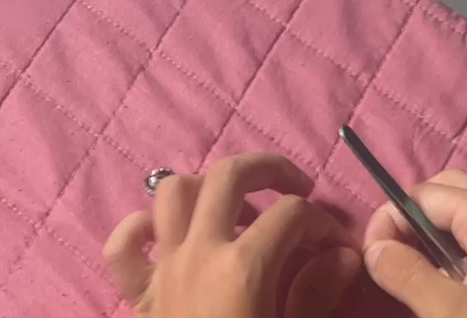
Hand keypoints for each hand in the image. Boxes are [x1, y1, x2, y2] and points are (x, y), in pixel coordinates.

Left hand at [104, 152, 362, 317]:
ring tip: (237, 210)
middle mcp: (197, 253)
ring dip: (206, 190)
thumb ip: (317, 295)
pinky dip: (142, 230)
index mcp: (242, 267)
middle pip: (229, 175)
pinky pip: (124, 245)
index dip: (322, 223)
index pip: (291, 214)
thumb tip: (342, 256)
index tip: (339, 247)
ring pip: (172, 192)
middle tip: (297, 187)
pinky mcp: (136, 297)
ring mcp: (162, 269)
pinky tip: (169, 238)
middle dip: (269, 169)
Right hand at [362, 169, 466, 317]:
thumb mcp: (455, 316)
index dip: (391, 220)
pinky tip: (449, 299)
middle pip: (445, 195)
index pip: (423, 194)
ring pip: (462, 223)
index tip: (372, 258)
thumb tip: (372, 247)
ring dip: (432, 242)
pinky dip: (454, 261)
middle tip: (394, 261)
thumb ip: (408, 275)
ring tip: (417, 285)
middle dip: (413, 220)